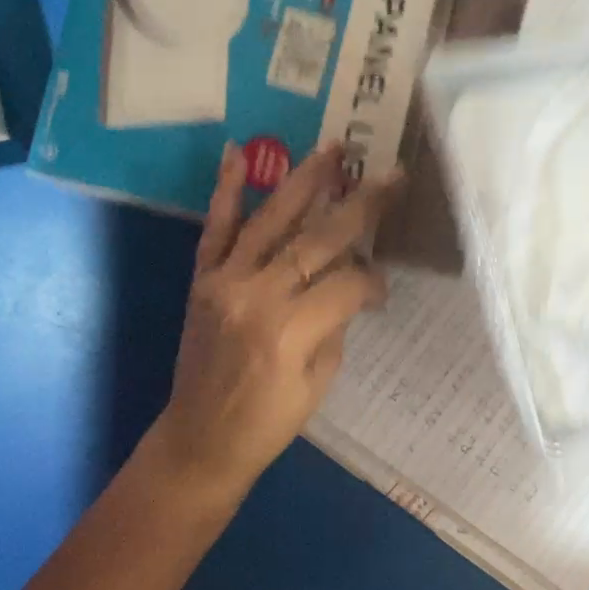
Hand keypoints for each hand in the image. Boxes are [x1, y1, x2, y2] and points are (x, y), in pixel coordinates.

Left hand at [146, 142, 396, 501]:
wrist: (200, 440)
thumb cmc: (269, 423)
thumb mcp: (319, 380)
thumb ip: (335, 323)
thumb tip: (352, 281)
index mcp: (291, 330)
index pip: (347, 283)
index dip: (372, 281)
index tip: (383, 288)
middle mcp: (256, 296)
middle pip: (317, 240)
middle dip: (359, 206)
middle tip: (388, 176)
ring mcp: (223, 282)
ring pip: (270, 221)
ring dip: (303, 181)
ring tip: (332, 149)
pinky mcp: (201, 280)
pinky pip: (215, 229)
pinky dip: (226, 192)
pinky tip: (238, 155)